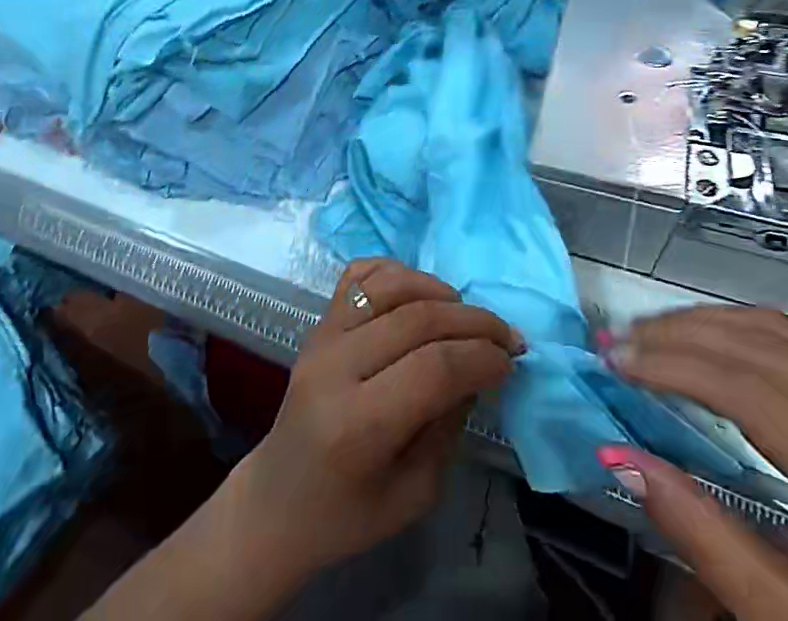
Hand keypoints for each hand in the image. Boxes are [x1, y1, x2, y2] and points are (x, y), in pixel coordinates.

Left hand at [226, 257, 522, 579]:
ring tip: (465, 314)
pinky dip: (397, 273)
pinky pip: (359, 276)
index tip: (511, 363)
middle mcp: (335, 369)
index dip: (483, 357)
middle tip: (507, 338)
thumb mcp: (416, 491)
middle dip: (476, 323)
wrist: (276, 503)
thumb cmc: (348, 513)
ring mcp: (321, 340)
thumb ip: (450, 425)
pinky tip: (421, 295)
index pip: (435, 367)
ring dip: (440, 291)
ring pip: (389, 286)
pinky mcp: (316, 326)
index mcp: (358, 425)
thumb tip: (478, 369)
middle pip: (419, 319)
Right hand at [602, 307, 787, 620]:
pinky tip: (707, 342)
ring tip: (648, 334)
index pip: (761, 397)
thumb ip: (704, 538)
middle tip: (616, 339)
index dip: (677, 367)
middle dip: (682, 335)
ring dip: (710, 325)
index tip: (614, 359)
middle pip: (773, 351)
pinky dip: (748, 335)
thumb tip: (620, 457)